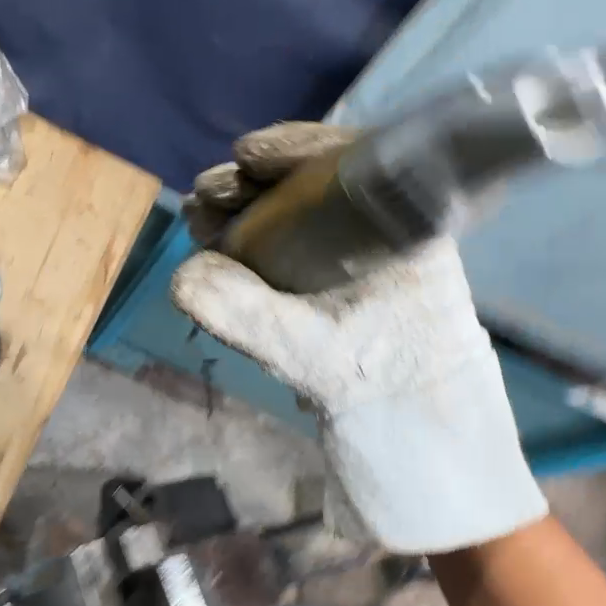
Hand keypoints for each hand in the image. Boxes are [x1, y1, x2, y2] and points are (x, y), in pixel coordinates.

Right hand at [172, 122, 545, 554]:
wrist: (423, 456)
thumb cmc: (390, 401)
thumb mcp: (312, 357)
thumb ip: (244, 314)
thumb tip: (182, 275)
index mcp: (404, 233)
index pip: (352, 160)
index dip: (294, 149)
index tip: (244, 157)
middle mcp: (384, 240)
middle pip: (316, 186)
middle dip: (255, 186)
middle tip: (205, 201)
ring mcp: (359, 270)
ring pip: (299, 219)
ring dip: (245, 216)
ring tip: (201, 224)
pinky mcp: (337, 298)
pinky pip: (291, 256)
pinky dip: (251, 250)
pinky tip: (219, 254)